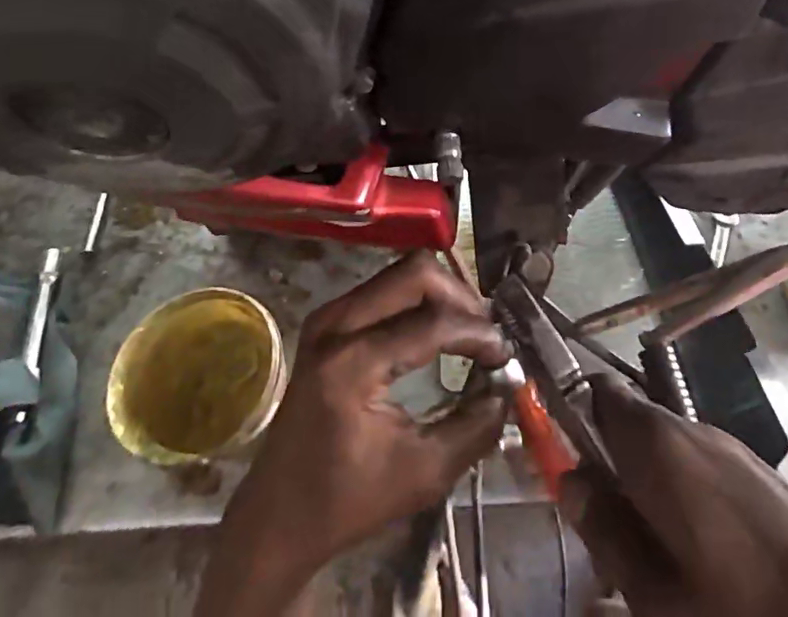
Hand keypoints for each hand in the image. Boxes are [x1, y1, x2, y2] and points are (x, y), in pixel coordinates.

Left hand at [196, 252, 510, 616]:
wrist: (278, 513)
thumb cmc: (347, 501)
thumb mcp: (423, 473)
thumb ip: (476, 426)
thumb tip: (508, 386)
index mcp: (352, 365)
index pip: (433, 322)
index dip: (478, 334)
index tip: (504, 356)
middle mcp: (335, 326)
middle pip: (415, 274)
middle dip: (460, 298)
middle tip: (485, 334)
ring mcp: (327, 319)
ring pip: (399, 273)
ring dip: (441, 295)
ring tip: (467, 332)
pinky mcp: (326, 322)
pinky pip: (383, 288)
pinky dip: (418, 300)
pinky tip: (436, 330)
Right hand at [563, 375, 787, 616]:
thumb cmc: (738, 607)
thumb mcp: (654, 590)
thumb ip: (606, 529)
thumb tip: (571, 481)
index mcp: (655, 443)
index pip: (594, 390)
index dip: (566, 410)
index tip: (553, 452)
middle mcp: (690, 428)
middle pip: (627, 420)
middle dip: (604, 457)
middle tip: (597, 520)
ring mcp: (729, 447)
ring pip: (662, 446)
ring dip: (641, 478)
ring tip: (644, 547)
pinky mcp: (756, 473)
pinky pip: (697, 465)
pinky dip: (677, 491)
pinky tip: (692, 550)